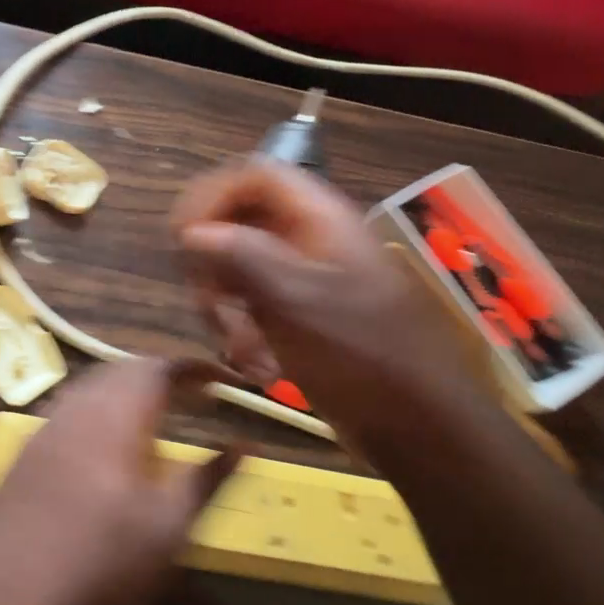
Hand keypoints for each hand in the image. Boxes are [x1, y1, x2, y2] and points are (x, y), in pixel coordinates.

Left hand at [0, 359, 237, 604]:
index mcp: (114, 414)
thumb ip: (206, 478)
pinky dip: (99, 410)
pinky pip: (69, 410)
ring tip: (157, 414)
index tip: (223, 378)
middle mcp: (75, 407)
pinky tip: (107, 443)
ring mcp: (44, 427)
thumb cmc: (101, 557)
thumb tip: (244, 445)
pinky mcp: (25, 451)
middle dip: (161, 375)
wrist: (10, 589)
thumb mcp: (168, 525)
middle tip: (195, 396)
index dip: (193, 368)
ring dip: (126, 390)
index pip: (157, 368)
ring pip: (90, 388)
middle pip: (120, 371)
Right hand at [170, 162, 486, 447]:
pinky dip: (241, 334)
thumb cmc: (360, 356)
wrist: (418, 428)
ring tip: (238, 349)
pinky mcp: (299, 317)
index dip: (211, 199)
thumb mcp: (293, 300)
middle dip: (210, 265)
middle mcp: (308, 240)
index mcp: (318, 219)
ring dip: (222, 309)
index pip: (251, 176)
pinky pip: (250, 307)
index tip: (184, 243)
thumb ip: (239, 255)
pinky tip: (255, 368)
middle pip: (235, 222)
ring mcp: (303, 279)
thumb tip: (190, 232)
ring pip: (236, 269)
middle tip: (207, 306)